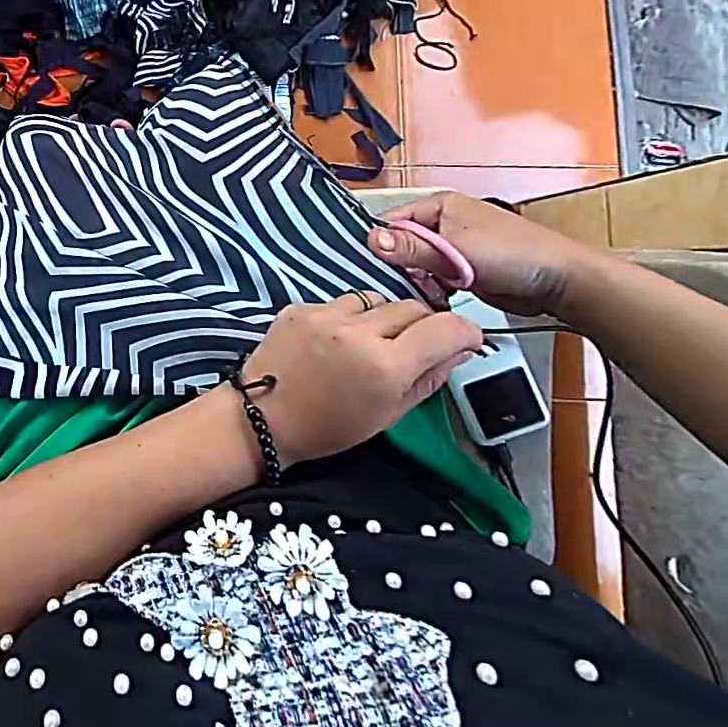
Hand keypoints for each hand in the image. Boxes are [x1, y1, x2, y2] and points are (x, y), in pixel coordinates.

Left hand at [239, 292, 482, 465]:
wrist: (262, 418)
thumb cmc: (327, 427)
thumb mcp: (388, 414)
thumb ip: (428, 378)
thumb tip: (458, 349)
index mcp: (385, 367)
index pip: (445, 328)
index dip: (464, 331)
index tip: (465, 339)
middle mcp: (358, 333)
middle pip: (414, 307)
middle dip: (423, 325)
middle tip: (413, 346)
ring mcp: (326, 315)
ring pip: (378, 300)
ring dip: (384, 318)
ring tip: (369, 343)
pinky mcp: (301, 307)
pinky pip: (342, 302)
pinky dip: (349, 317)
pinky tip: (336, 340)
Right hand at [366, 192, 588, 316]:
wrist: (555, 281)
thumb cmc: (515, 255)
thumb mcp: (454, 250)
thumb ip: (412, 246)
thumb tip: (373, 239)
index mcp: (439, 206)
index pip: (392, 221)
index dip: (382, 245)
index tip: (376, 268)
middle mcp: (443, 224)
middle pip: (402, 246)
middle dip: (402, 269)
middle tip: (408, 285)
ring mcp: (453, 248)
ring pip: (417, 267)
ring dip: (419, 283)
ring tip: (429, 293)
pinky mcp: (461, 270)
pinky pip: (433, 281)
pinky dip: (433, 292)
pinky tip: (439, 300)